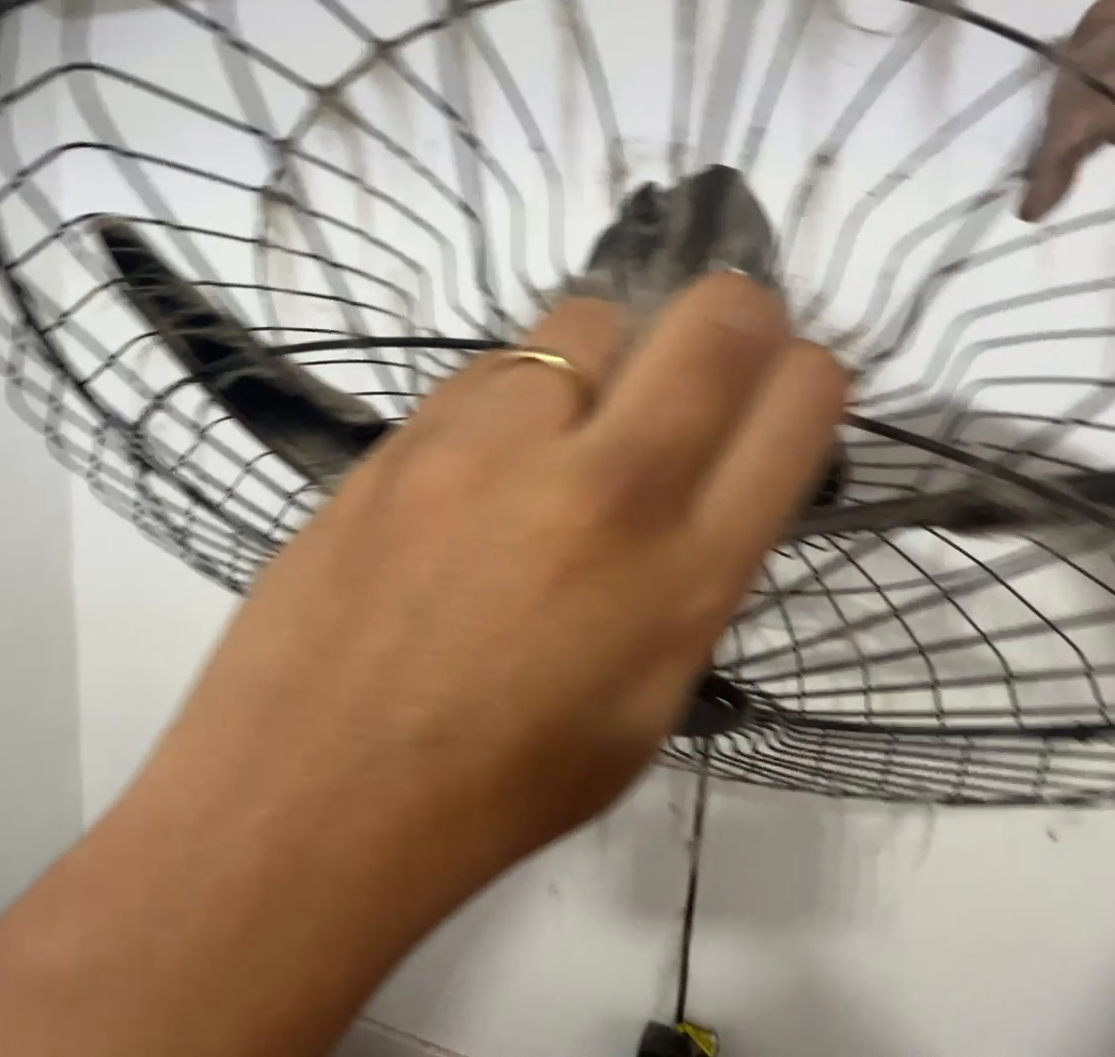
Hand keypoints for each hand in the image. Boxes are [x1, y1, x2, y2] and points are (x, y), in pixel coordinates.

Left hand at [0, 274, 847, 1056]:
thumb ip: (687, 578)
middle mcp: (600, 487)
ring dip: (600, 360)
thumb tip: (697, 484)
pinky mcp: (398, 439)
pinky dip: (508, 396)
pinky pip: (485, 370)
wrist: (311, 797)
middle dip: (733, 318)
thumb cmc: (496, 783)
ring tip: (561, 434)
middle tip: (701, 360)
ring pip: (585, 320)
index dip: (802, 378)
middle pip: (715, 317)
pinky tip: (476, 465)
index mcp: (683, 576)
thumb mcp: (642, 703)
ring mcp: (487, 448)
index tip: (778, 388)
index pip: (796, 403)